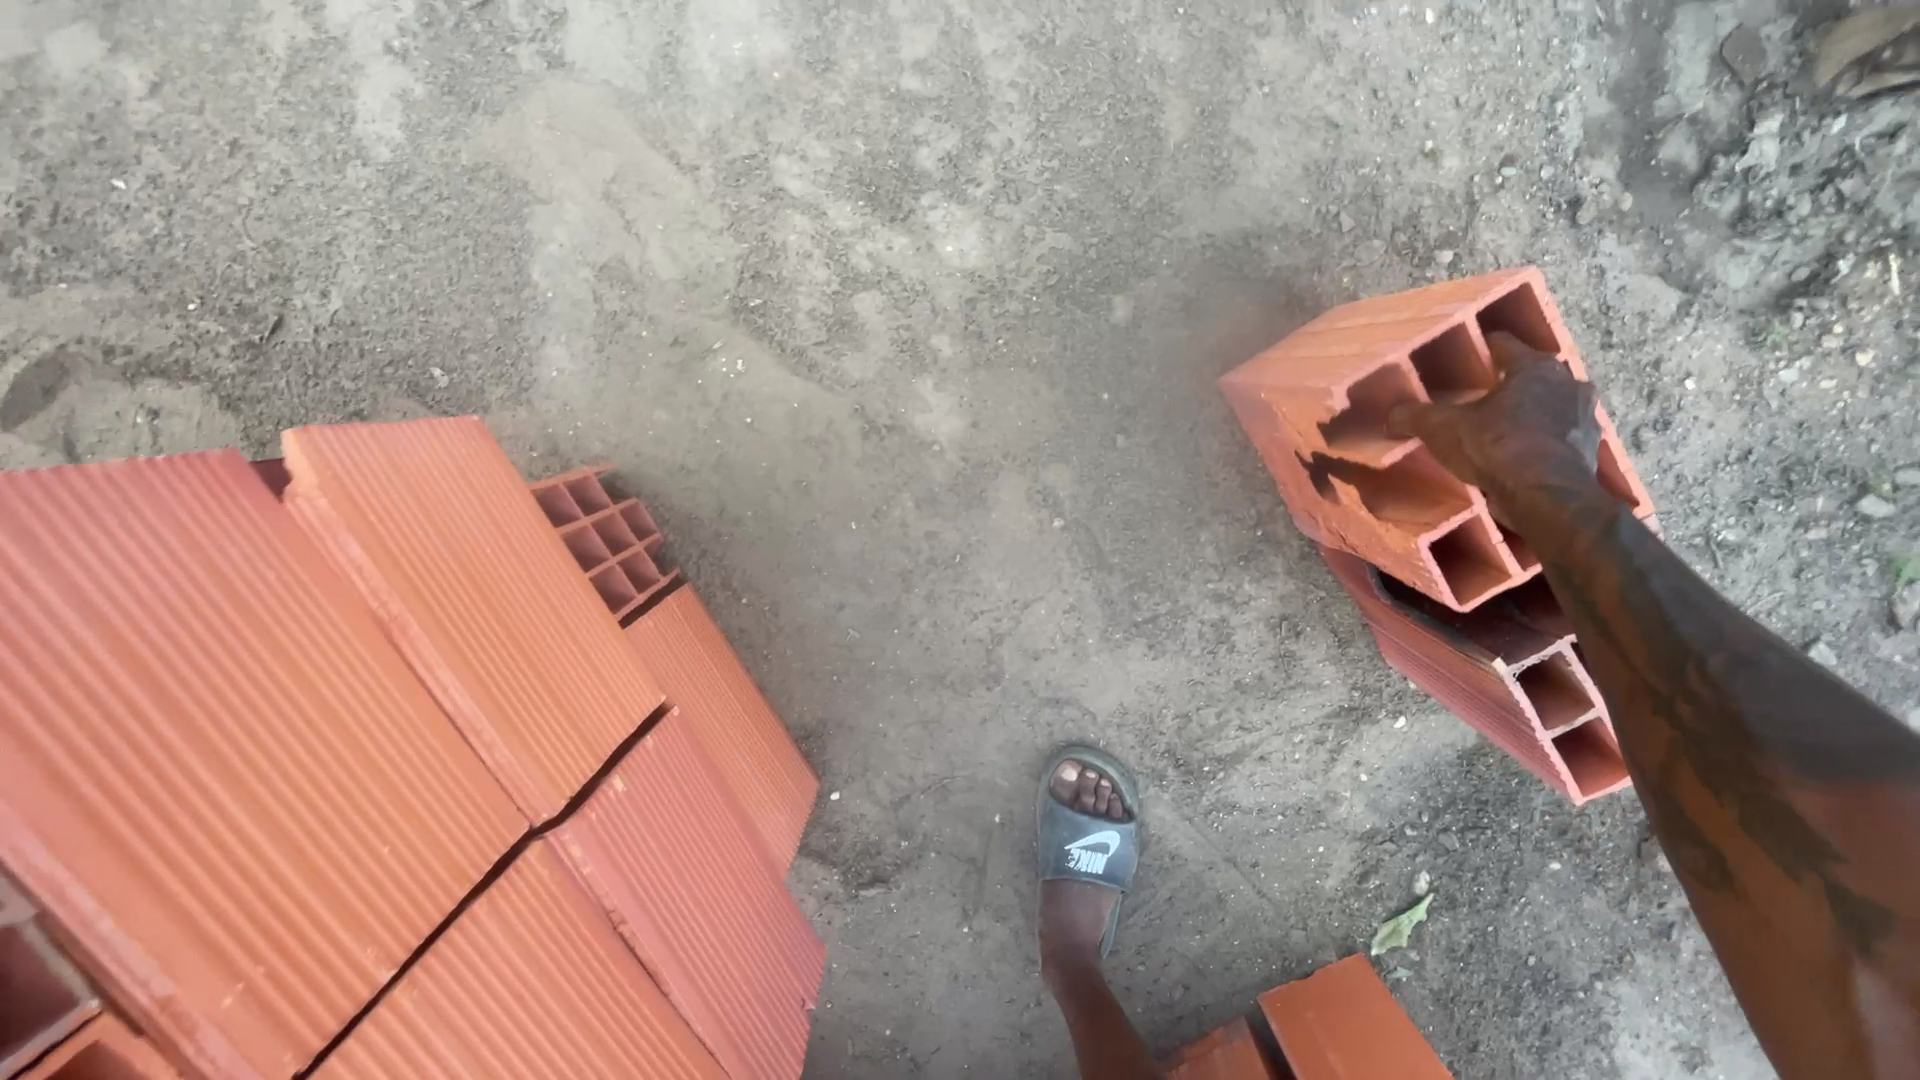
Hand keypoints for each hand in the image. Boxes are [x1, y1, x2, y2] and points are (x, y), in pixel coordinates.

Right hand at [1388, 332, 1605, 522]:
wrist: (1544, 494)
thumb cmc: (1494, 446)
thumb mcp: (1441, 428)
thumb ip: (1414, 416)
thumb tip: (1391, 415)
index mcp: (1534, 367)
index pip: (1504, 344)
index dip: (1483, 348)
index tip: (1468, 355)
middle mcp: (1567, 383)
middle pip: (1531, 374)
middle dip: (1508, 383)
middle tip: (1481, 396)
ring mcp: (1583, 416)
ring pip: (1549, 404)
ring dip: (1529, 411)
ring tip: (1501, 427)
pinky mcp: (1586, 448)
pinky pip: (1557, 435)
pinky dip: (1540, 440)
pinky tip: (1519, 454)